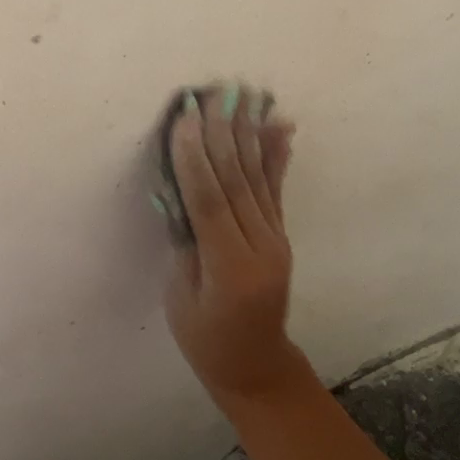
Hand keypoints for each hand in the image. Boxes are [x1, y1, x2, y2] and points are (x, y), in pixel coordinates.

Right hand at [164, 84, 302, 400]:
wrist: (255, 366)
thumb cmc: (205, 338)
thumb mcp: (182, 295)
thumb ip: (184, 241)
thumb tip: (179, 190)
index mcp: (230, 267)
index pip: (208, 201)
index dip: (194, 158)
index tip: (184, 118)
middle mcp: (260, 246)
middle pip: (235, 180)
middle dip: (221, 133)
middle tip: (213, 93)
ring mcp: (274, 238)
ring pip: (256, 177)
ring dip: (246, 132)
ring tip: (244, 96)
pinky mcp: (279, 234)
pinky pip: (274, 188)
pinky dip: (275, 154)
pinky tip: (278, 126)